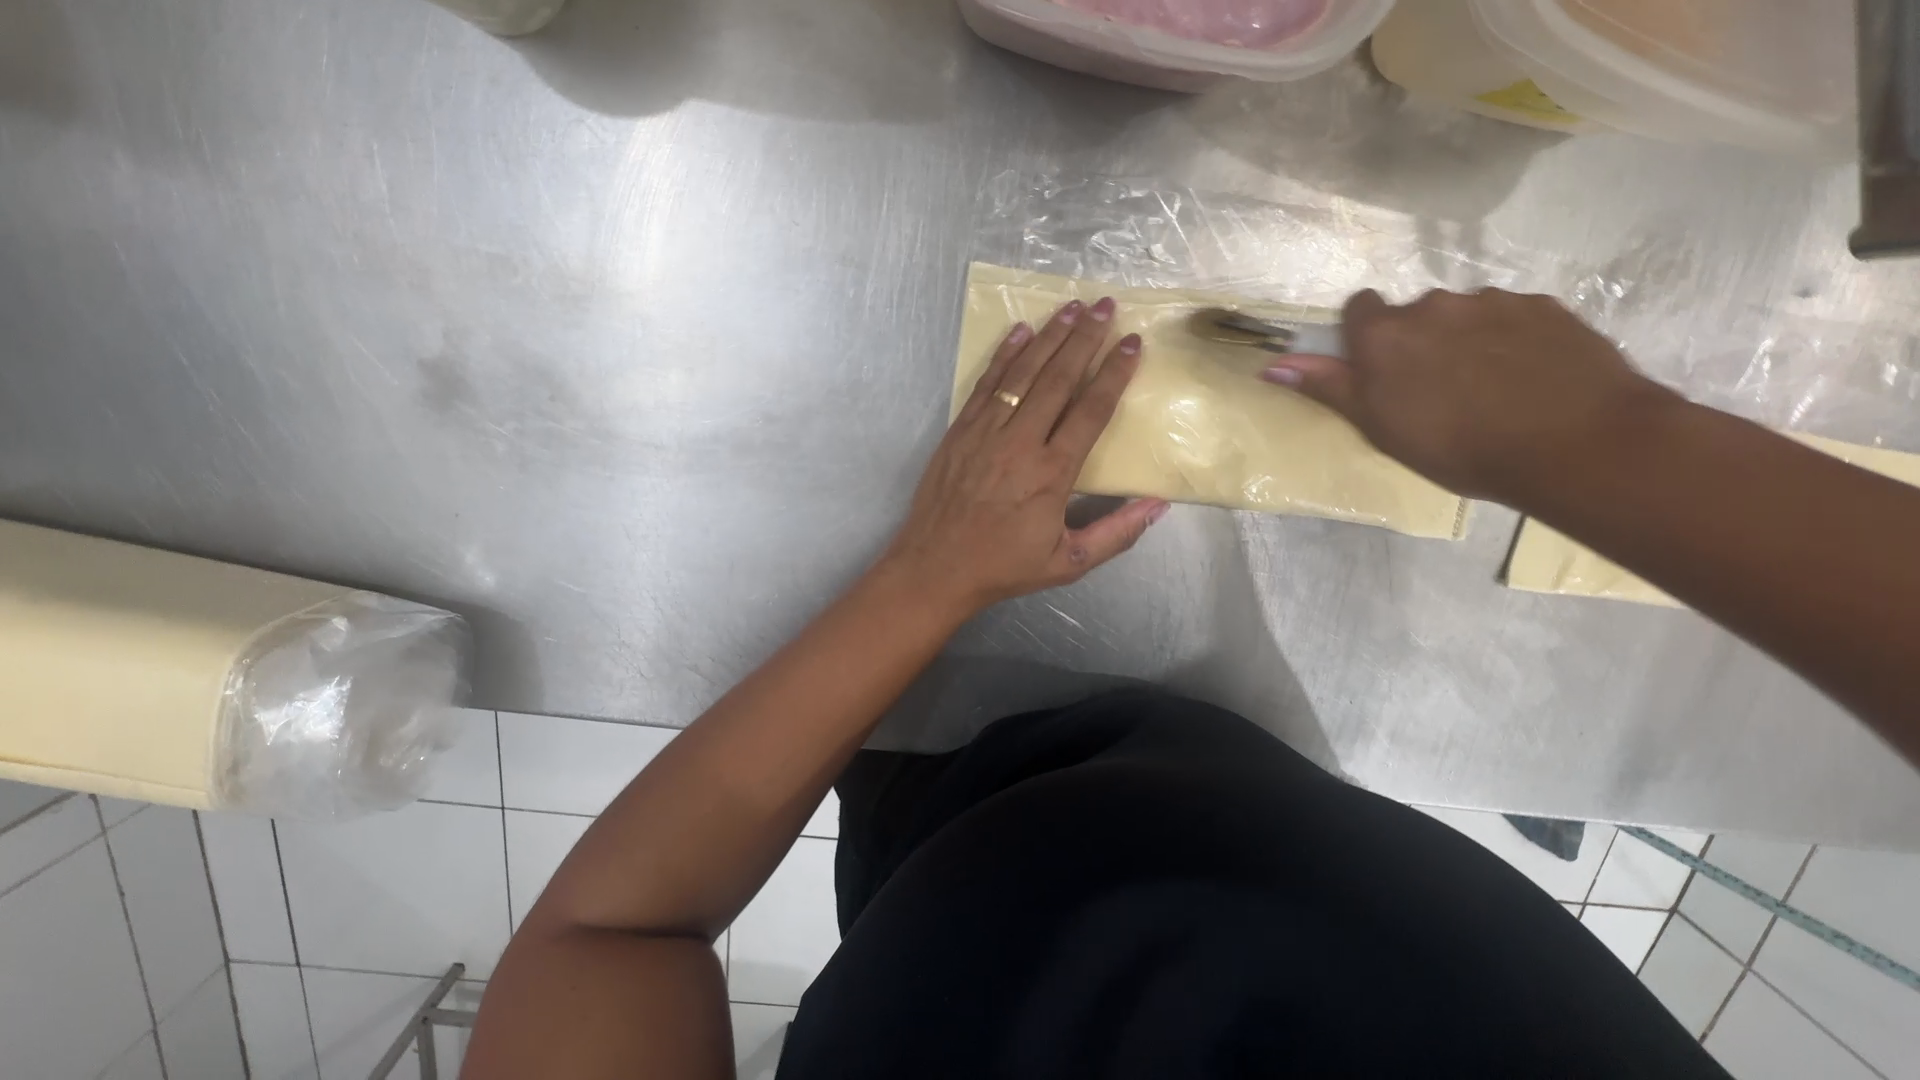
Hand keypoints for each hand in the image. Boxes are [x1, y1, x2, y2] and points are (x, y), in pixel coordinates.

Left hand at [879, 297, 1168, 615]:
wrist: (935, 567)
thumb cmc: (1004, 566)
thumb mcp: (1068, 562)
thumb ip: (1115, 533)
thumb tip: (1158, 506)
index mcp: (1052, 473)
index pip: (1090, 411)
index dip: (1113, 373)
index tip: (1131, 343)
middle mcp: (1020, 443)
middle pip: (1058, 379)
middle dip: (1085, 339)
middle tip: (1106, 305)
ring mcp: (985, 432)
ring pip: (1022, 374)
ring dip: (1049, 337)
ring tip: (1072, 307)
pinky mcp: (959, 431)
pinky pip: (986, 384)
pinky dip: (1004, 355)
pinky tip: (1020, 331)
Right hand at [1260, 289, 1681, 502]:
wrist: (1573, 442)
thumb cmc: (1458, 446)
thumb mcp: (1379, 426)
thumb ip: (1329, 388)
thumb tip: (1273, 364)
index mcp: (1386, 334)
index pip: (1360, 308)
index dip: (1366, 335)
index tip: (1381, 368)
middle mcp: (1434, 304)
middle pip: (1414, 312)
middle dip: (1419, 339)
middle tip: (1436, 388)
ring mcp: (1494, 301)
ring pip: (1465, 313)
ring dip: (1466, 338)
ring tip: (1489, 385)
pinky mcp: (1545, 306)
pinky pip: (1514, 316)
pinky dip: (1512, 339)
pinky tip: (1527, 376)